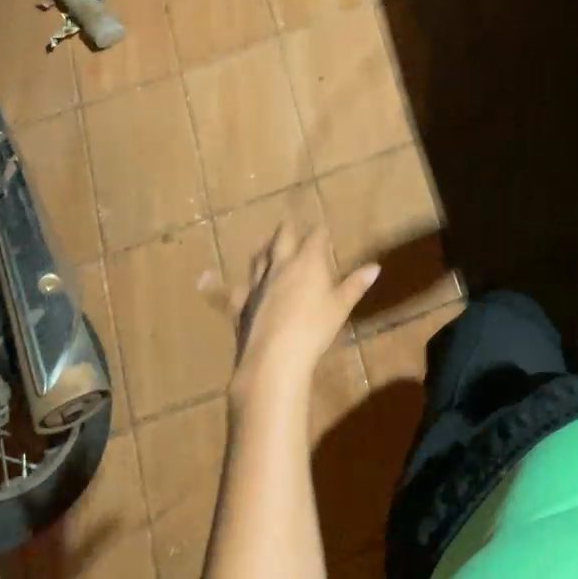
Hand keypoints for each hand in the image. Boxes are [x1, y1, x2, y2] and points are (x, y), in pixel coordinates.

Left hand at [227, 225, 378, 401]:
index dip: (319, 232)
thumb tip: (375, 267)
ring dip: (262, 248)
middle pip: (283, 239)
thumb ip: (354, 285)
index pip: (315, 239)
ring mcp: (257, 284)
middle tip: (289, 220)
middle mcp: (280, 266)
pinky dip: (213, 284)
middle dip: (288, 229)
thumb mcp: (340, 307)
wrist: (273, 357)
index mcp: (307, 263)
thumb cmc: (314, 329)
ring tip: (264, 242)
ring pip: (258, 259)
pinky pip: (224, 292)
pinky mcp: (240, 305)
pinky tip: (202, 278)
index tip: (323, 227)